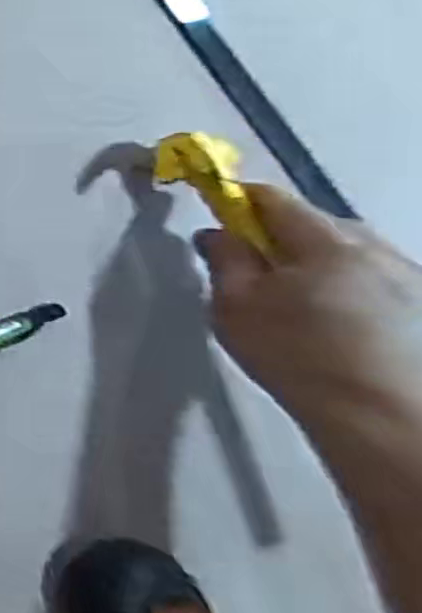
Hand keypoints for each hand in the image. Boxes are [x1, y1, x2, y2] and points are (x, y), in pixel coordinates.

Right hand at [197, 186, 421, 427]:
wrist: (384, 416)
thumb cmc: (294, 352)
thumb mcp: (234, 303)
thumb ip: (226, 259)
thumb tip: (218, 232)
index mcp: (328, 245)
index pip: (275, 200)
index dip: (238, 197)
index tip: (211, 204)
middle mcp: (380, 252)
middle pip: (319, 222)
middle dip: (280, 229)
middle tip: (246, 256)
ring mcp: (412, 281)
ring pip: (352, 250)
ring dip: (315, 256)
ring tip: (290, 289)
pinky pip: (375, 276)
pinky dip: (345, 280)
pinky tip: (331, 312)